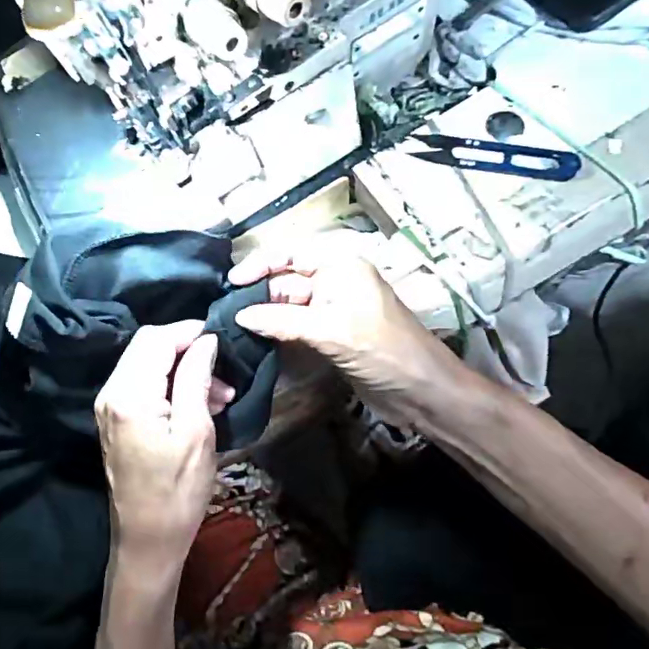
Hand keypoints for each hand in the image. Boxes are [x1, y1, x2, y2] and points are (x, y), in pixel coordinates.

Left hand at [93, 321, 220, 572]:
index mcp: (129, 394)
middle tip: (223, 369)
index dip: (189, 332)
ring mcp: (109, 405)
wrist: (147, 542)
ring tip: (220, 391)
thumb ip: (196, 378)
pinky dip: (169, 384)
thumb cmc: (177, 492)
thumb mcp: (196, 433)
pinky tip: (199, 401)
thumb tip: (206, 341)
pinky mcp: (115, 418)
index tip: (222, 338)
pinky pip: (142, 383)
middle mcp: (111, 392)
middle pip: (147, 346)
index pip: (156, 339)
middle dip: (186, 348)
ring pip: (146, 363)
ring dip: (181, 367)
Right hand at [230, 246, 490, 426]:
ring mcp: (332, 309)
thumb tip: (240, 316)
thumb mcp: (332, 331)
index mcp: (340, 266)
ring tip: (230, 323)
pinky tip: (252, 337)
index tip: (231, 282)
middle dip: (257, 292)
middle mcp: (334, 282)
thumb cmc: (385, 351)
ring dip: (263, 313)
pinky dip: (275, 330)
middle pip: (285, 279)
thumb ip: (283, 320)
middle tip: (223, 309)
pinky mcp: (330, 334)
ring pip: (287, 304)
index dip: (259, 265)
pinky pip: (295, 325)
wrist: (425, 394)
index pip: (290, 254)